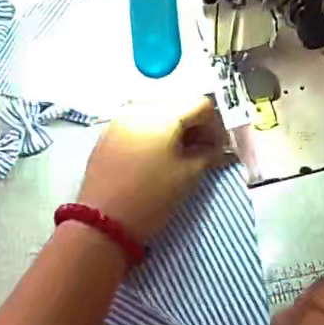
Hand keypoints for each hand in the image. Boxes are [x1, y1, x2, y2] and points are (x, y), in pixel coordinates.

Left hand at [75, 95, 228, 242]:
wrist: (104, 221)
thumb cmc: (151, 197)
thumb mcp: (188, 175)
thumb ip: (208, 153)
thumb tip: (218, 147)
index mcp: (163, 113)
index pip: (201, 104)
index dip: (216, 125)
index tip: (219, 146)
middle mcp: (140, 107)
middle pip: (179, 103)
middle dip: (195, 124)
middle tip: (203, 150)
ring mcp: (121, 118)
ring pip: (158, 111)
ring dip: (174, 127)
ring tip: (181, 154)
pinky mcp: (109, 132)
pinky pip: (139, 121)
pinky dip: (154, 132)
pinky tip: (159, 155)